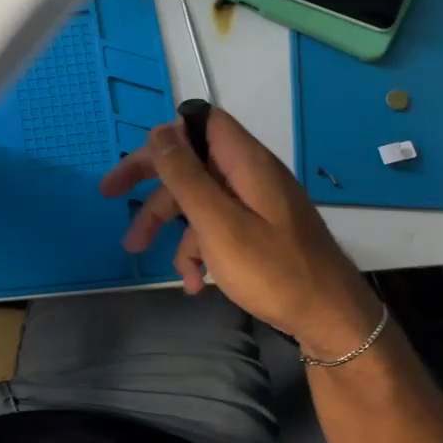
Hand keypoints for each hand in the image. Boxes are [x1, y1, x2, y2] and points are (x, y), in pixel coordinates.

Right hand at [98, 105, 382, 358]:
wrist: (332, 319)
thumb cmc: (272, 270)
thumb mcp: (217, 223)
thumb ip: (185, 175)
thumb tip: (160, 131)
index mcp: (245, 163)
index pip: (201, 122)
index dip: (165, 135)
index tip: (136, 164)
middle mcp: (250, 176)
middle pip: (191, 163)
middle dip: (151, 182)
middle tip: (110, 194)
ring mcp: (256, 205)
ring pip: (199, 199)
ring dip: (168, 226)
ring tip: (138, 253)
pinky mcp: (259, 231)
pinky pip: (217, 227)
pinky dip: (198, 249)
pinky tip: (193, 282)